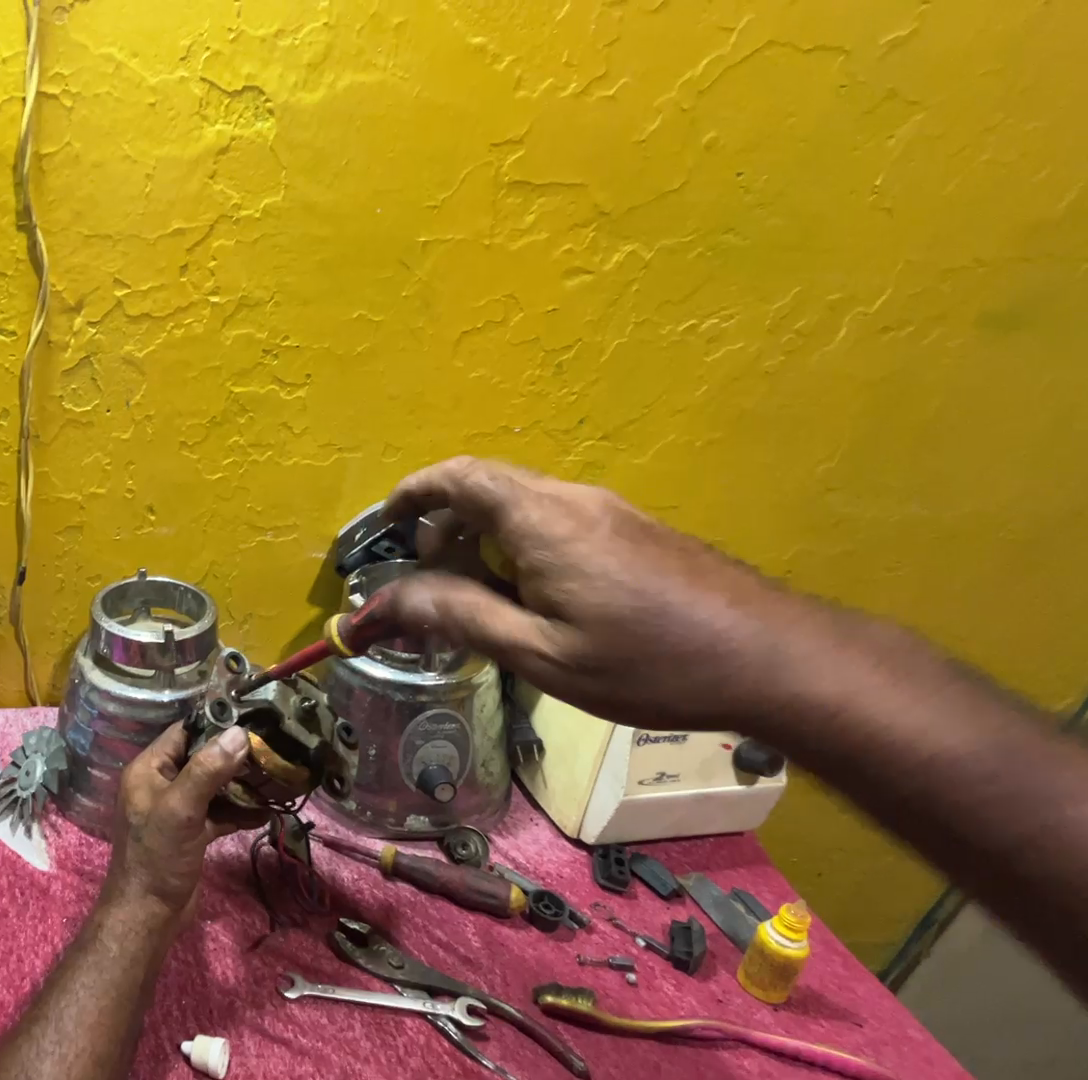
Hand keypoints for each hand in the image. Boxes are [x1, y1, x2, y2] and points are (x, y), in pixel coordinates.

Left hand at [105, 723, 252, 920]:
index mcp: (149, 769)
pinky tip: (267, 811)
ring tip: (275, 776)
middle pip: (202, 758)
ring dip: (241, 784)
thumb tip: (240, 733)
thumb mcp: (181, 808)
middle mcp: (161, 783)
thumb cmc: (157, 857)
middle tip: (271, 748)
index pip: (184, 733)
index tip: (252, 718)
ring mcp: (177, 809)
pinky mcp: (192, 832)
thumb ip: (208, 770)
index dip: (215, 724)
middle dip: (234, 755)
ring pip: (213, 786)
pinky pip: (218, 812)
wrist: (148, 916)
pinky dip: (239, 811)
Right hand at [380, 456, 826, 732]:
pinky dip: (513, 541)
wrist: (777, 659)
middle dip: (440, 520)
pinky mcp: (629, 529)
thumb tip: (386, 601)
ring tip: (473, 591)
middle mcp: (570, 500)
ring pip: (518, 501)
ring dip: (478, 533)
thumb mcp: (541, 653)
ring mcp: (606, 511)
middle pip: (485, 485)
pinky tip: (528, 594)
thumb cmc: (649, 663)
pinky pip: (550, 517)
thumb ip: (459, 617)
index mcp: (541, 522)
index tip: (385, 523)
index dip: (412, 493)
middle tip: (427, 574)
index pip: (458, 478)